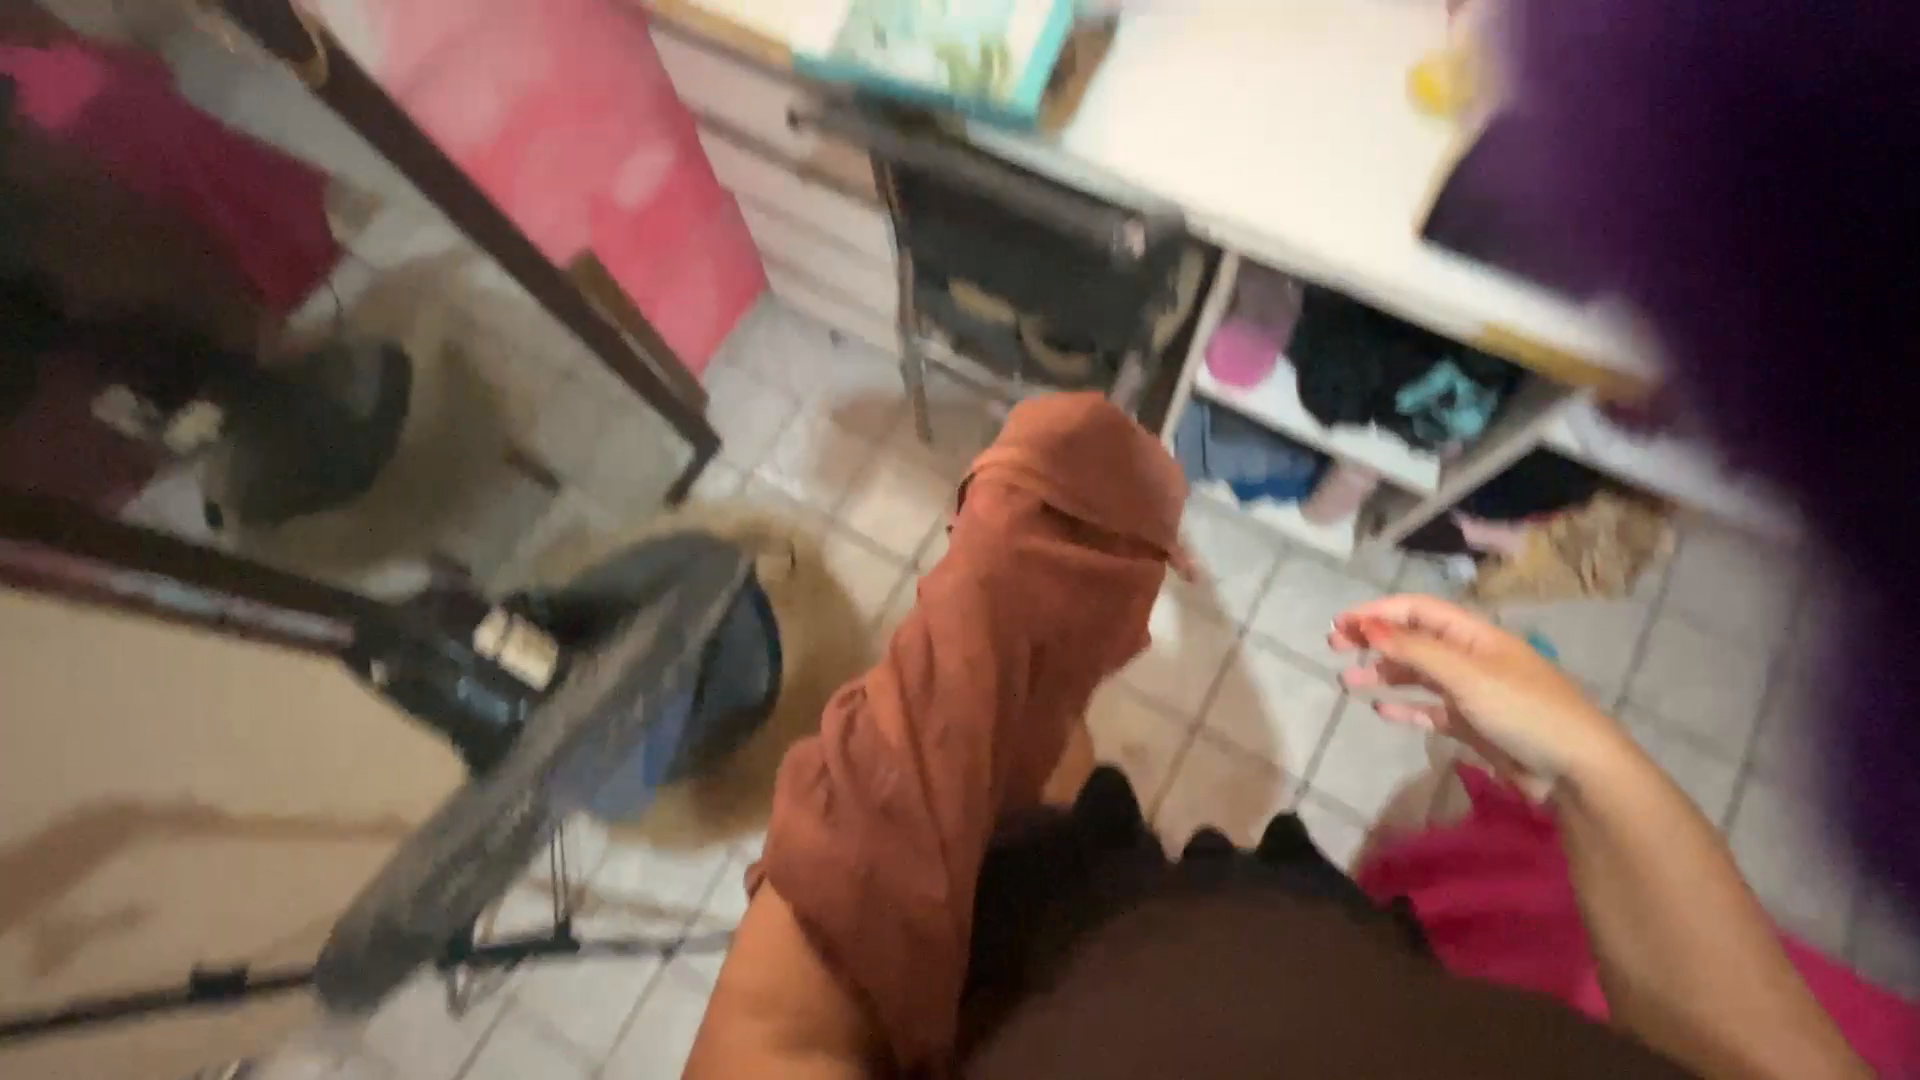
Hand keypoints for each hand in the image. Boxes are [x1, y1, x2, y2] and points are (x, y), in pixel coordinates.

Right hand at [1328, 595, 1632, 791]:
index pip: (1417, 610)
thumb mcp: (1466, 674)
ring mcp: (1471, 691)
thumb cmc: (1523, 710)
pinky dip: (1404, 708)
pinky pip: (1429, 710)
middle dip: (1373, 640)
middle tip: (1334, 647)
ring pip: (1416, 675)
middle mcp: (1470, 657)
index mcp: (1474, 635)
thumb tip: (1367, 625)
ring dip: (1381, 674)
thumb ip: (1414, 649)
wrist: (1577, 771)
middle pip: (1412, 639)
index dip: (1377, 612)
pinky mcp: (1472, 724)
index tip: (1340, 624)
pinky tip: (1381, 711)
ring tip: (1347, 684)